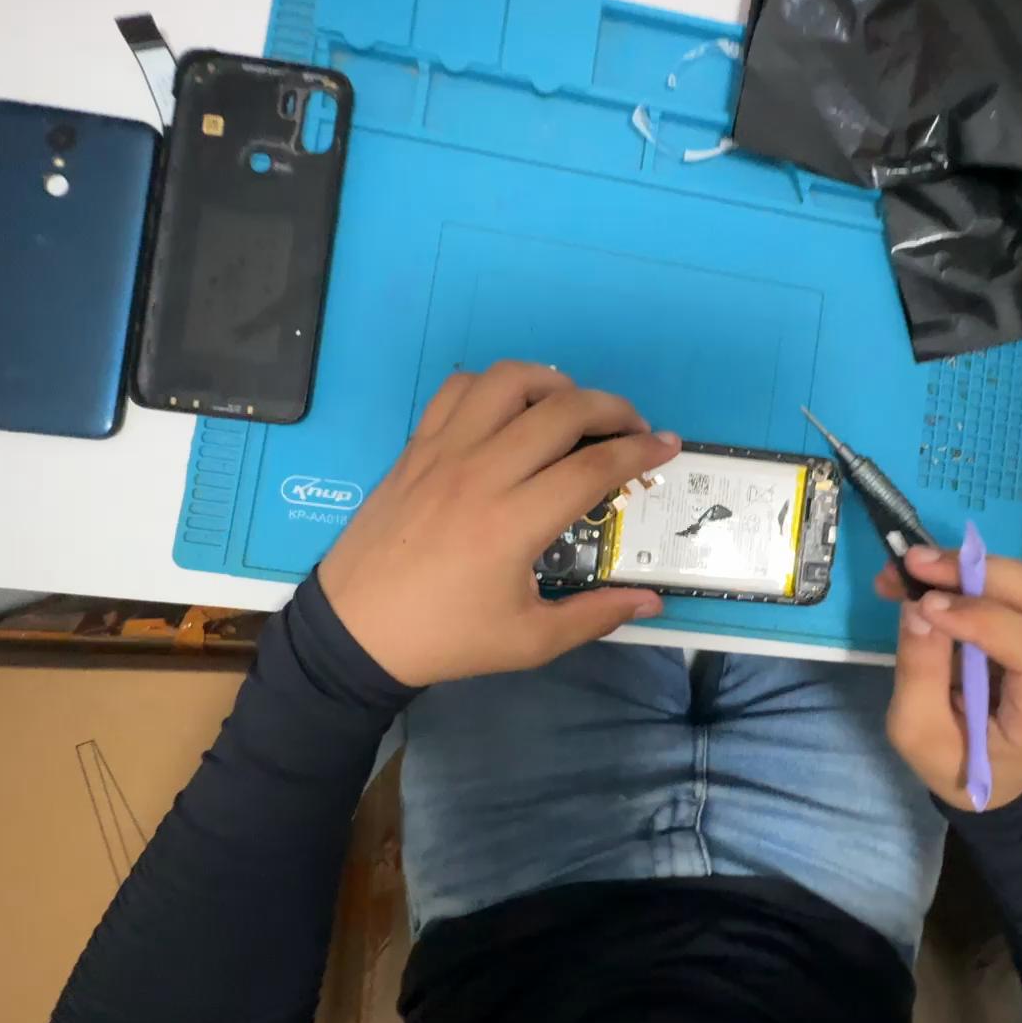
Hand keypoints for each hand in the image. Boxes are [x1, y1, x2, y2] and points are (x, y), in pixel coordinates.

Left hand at [317, 362, 680, 686]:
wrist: (354, 630)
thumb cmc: (447, 637)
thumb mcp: (529, 641)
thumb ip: (596, 617)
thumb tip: (651, 601)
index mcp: (514, 522)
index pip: (594, 466)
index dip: (641, 451)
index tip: (668, 446)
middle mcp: (483, 472)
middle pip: (563, 411)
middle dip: (615, 409)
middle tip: (635, 428)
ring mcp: (445, 451)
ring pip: (510, 382)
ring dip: (557, 383)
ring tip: (576, 408)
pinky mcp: (417, 446)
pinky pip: (459, 388)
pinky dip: (497, 385)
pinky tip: (513, 410)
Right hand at [876, 547, 1021, 810]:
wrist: (990, 779)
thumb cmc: (956, 767)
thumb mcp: (919, 734)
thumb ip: (919, 674)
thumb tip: (918, 608)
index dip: (981, 616)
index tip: (923, 603)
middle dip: (979, 571)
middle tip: (916, 563)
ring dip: (975, 567)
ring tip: (917, 568)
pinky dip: (978, 575)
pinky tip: (935, 579)